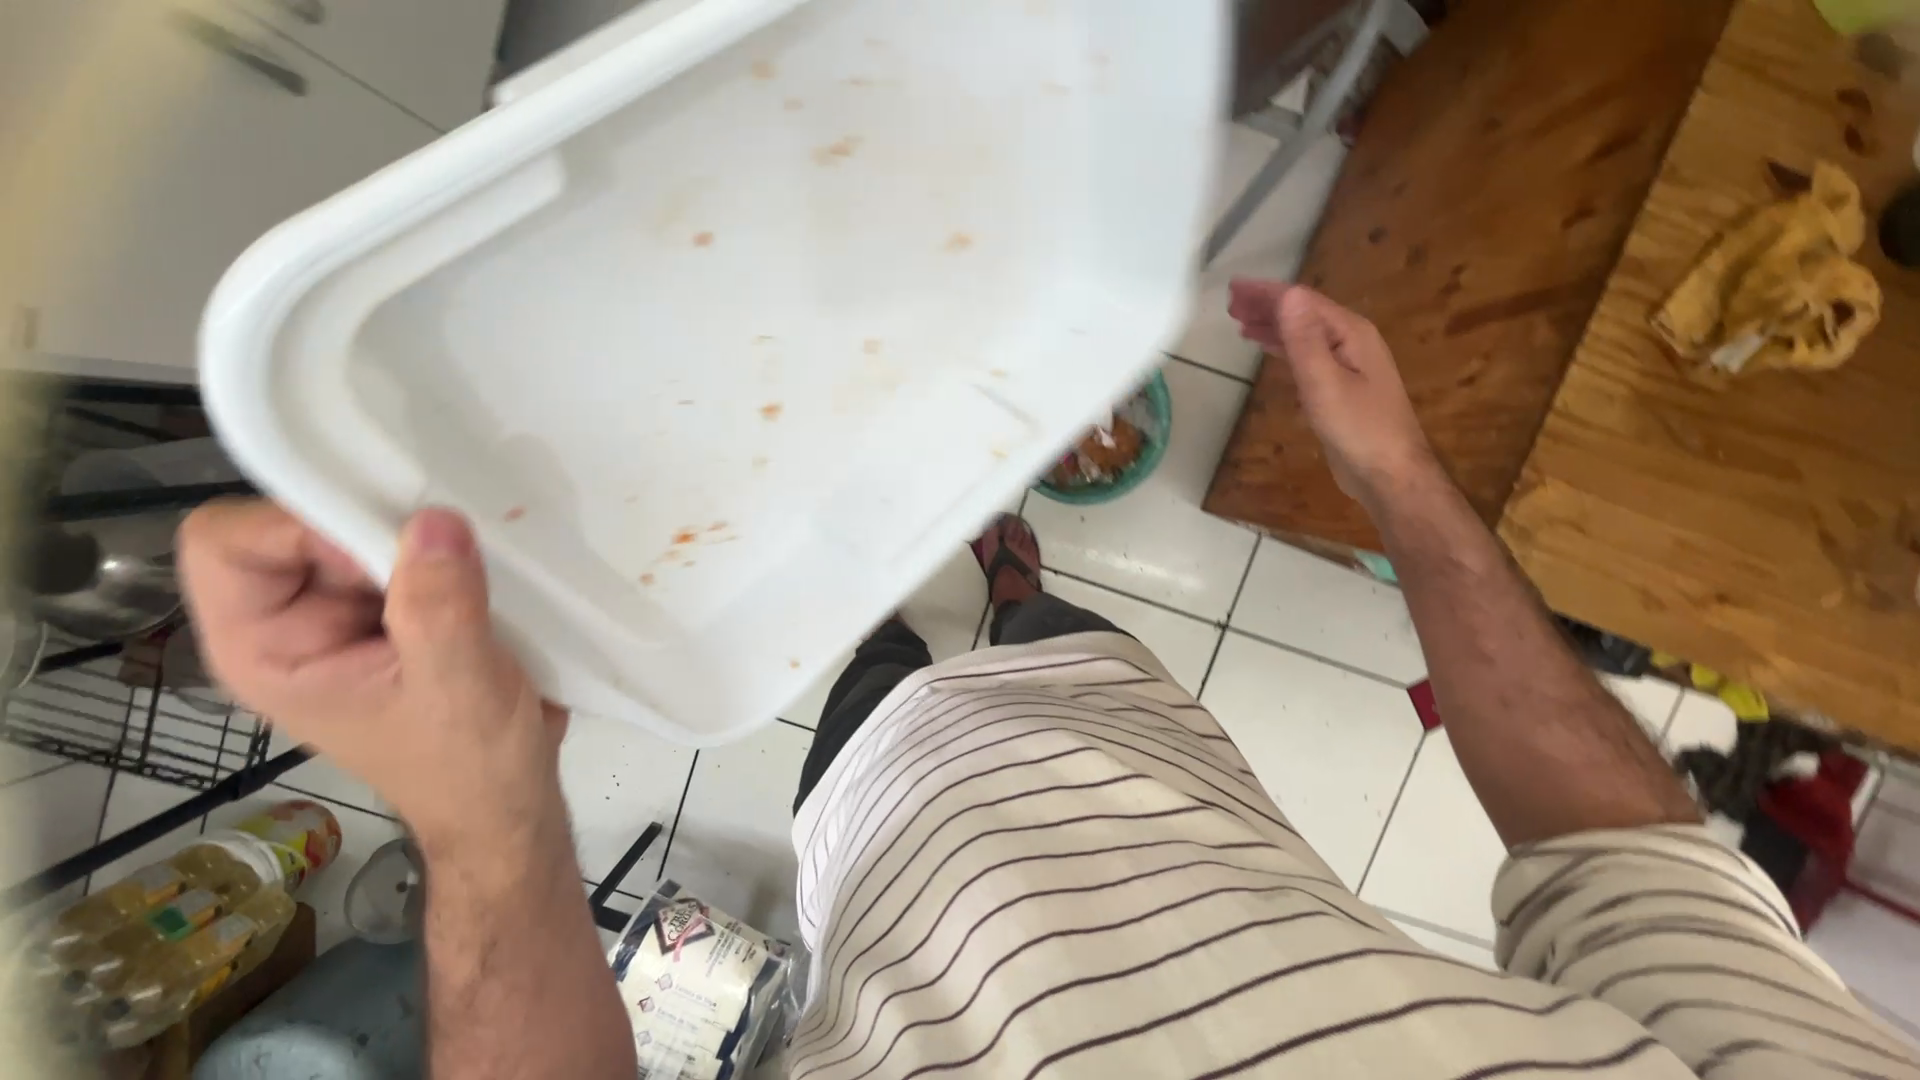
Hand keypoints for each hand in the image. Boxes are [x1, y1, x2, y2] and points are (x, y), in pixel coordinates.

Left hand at [178, 501, 566, 850]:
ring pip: (359, 532)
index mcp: (268, 648)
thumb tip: (434, 520)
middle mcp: (293, 622)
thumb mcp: (459, 687)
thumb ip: (440, 606)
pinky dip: (445, 550)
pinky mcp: (400, 611)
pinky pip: (406, 552)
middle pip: (297, 526)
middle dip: (372, 525)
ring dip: (418, 536)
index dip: (300, 526)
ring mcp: (349, 616)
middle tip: (447, 548)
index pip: (231, 545)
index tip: (387, 544)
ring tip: (476, 561)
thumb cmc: (470, 763)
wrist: (507, 801)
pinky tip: (484, 571)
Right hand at [1229, 279, 1438, 506]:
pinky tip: (1268, 348)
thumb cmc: (1358, 429)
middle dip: (1268, 305)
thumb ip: (1304, 340)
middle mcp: (1351, 341)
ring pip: (1304, 333)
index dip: (1268, 293)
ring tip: (1240, 322)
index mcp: (1351, 334)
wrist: (1388, 473)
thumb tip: (1287, 294)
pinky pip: (1306, 353)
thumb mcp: (1325, 383)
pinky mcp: (1340, 386)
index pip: (1303, 302)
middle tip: (1230, 303)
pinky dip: (1283, 346)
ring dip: (1273, 324)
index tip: (1233, 288)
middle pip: (1304, 313)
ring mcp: (1348, 363)